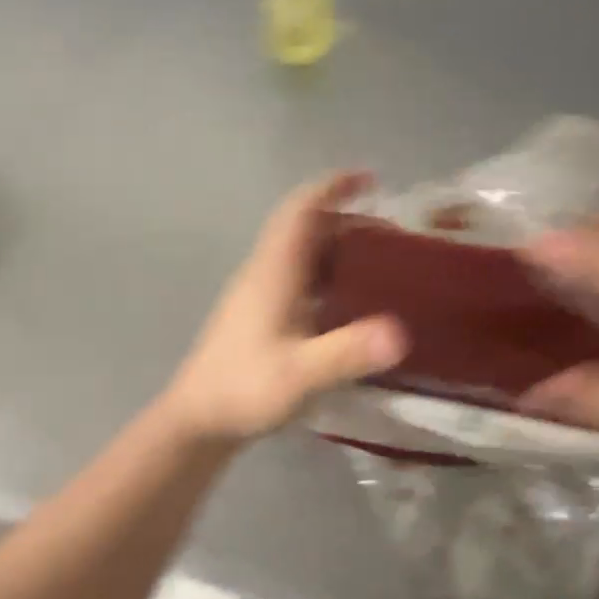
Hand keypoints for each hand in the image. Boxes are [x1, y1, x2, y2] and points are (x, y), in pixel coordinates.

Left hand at [161, 171, 407, 443]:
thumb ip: (347, 353)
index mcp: (273, 272)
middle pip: (305, 231)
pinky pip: (299, 284)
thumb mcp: (301, 374)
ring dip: (338, 252)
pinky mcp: (259, 321)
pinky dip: (328, 281)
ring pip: (302, 258)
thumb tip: (401, 334)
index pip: (301, 210)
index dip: (332, 187)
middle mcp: (264, 275)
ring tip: (381, 267)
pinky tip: (349, 307)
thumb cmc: (244, 389)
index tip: (369, 177)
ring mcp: (258, 298)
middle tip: (392, 235)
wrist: (197, 421)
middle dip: (347, 222)